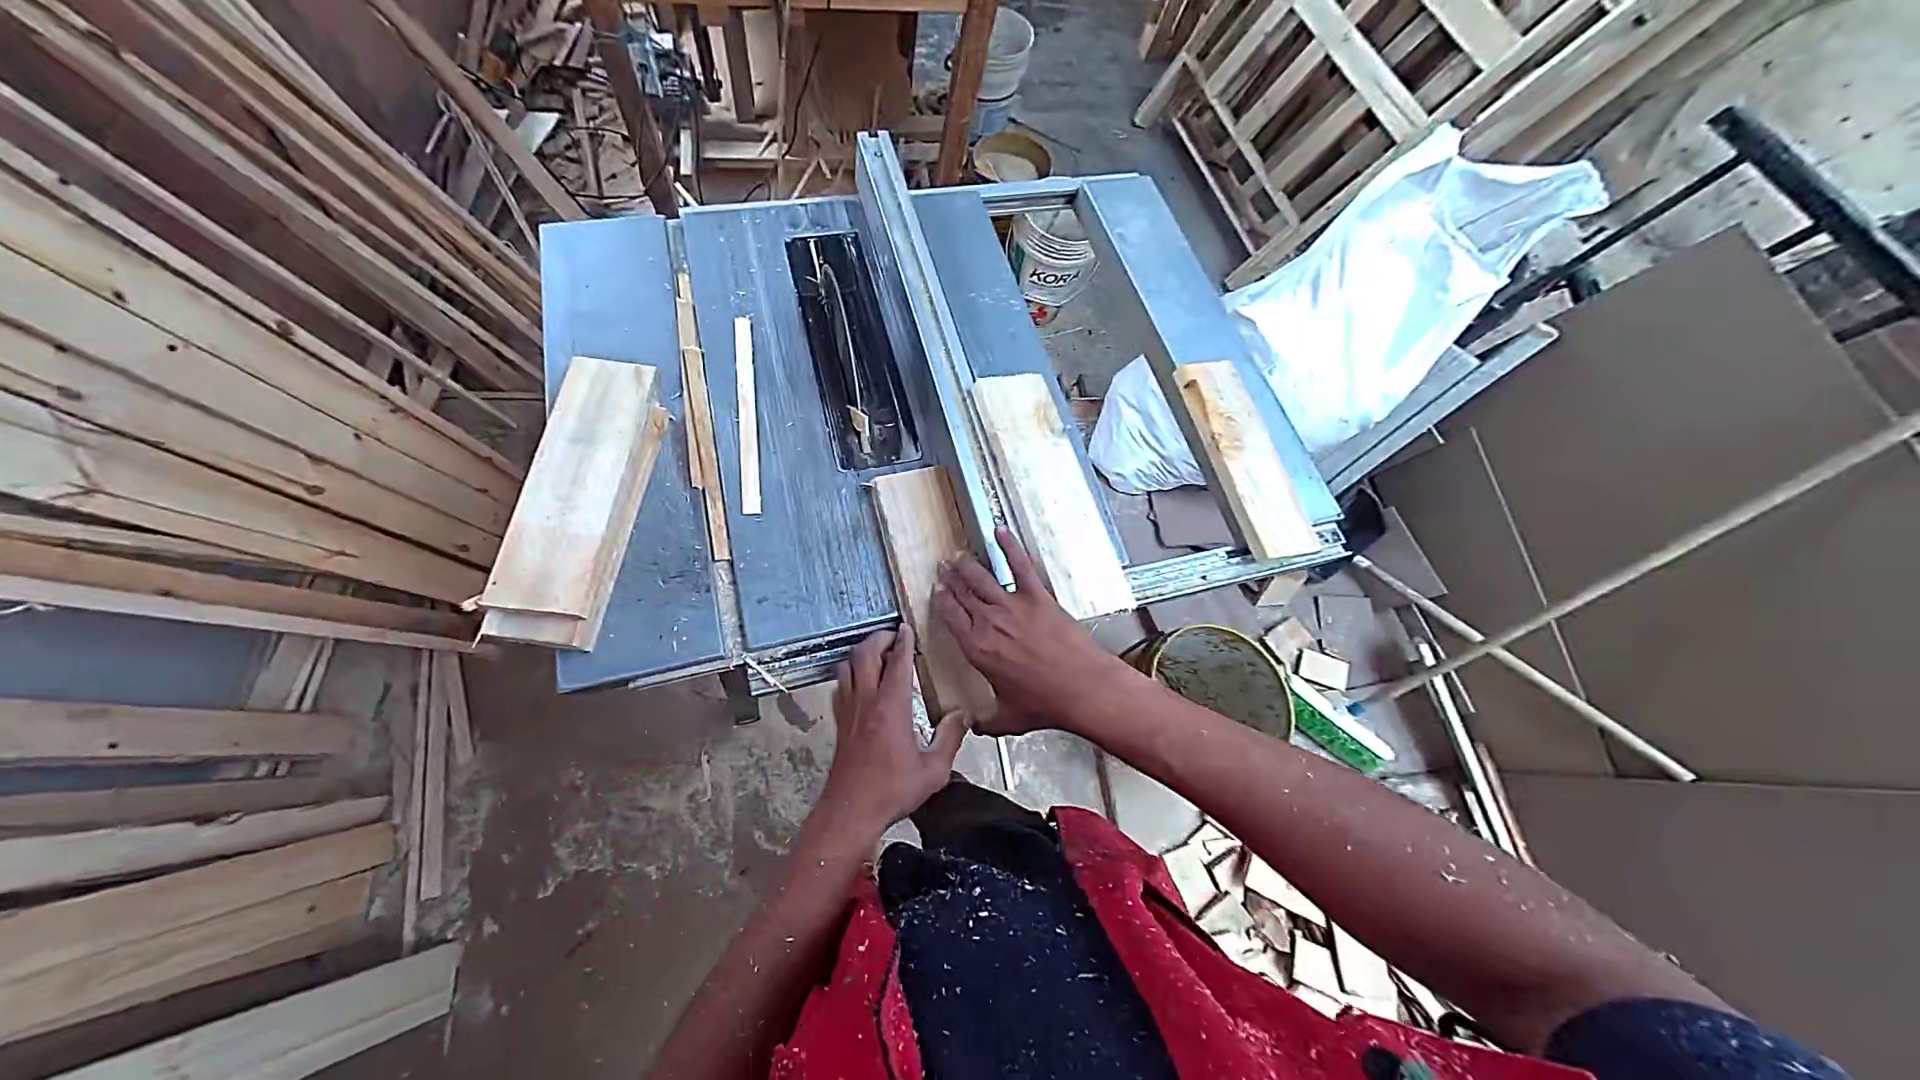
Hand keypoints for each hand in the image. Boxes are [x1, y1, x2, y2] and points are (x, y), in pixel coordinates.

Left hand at [815, 625, 966, 839]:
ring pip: (848, 666)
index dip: (903, 641)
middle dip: (879, 638)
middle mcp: (866, 702)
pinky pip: (840, 686)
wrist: (850, 812)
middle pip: (865, 654)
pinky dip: (849, 674)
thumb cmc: (890, 792)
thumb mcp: (934, 770)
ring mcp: (849, 711)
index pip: (897, 662)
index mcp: (891, 708)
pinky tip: (858, 681)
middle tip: (892, 635)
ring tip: (876, 652)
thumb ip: (950, 738)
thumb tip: (962, 716)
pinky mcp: (840, 723)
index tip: (907, 629)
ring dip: (862, 653)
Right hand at [933, 528, 1147, 735]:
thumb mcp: (1008, 718)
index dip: (942, 602)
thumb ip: (987, 721)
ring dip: (968, 565)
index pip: (951, 618)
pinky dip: (1010, 546)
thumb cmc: (1046, 703)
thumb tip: (978, 728)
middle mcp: (990, 623)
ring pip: (981, 578)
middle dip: (950, 579)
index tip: (937, 592)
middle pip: (962, 594)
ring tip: (959, 555)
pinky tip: (1001, 532)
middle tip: (943, 568)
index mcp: (978, 649)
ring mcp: (1013, 606)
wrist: (1082, 689)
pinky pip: (1020, 565)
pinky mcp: (1037, 597)